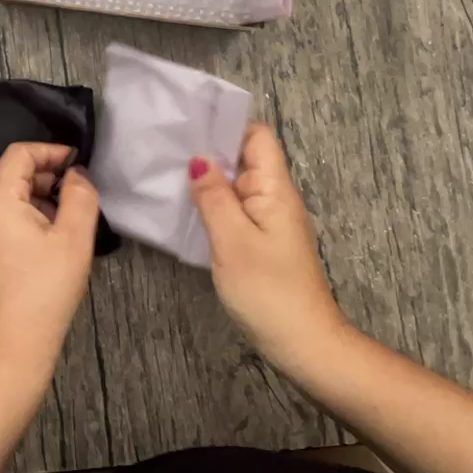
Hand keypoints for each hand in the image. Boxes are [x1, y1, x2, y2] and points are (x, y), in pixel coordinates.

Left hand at [0, 142, 99, 375]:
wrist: (8, 352)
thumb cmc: (44, 293)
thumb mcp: (74, 239)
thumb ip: (80, 196)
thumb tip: (76, 174)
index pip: (19, 154)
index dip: (51, 151)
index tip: (78, 163)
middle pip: (12, 177)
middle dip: (47, 178)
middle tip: (79, 196)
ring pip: (8, 202)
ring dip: (39, 202)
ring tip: (69, 225)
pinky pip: (1, 226)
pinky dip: (26, 223)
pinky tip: (48, 249)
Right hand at [190, 123, 352, 369]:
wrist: (304, 345)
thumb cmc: (268, 291)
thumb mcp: (232, 241)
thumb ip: (213, 196)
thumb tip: (198, 159)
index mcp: (275, 190)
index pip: (258, 137)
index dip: (227, 127)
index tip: (190, 128)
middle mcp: (276, 198)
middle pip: (245, 157)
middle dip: (210, 151)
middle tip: (168, 150)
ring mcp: (271, 221)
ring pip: (238, 184)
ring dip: (209, 180)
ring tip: (170, 176)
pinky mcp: (263, 241)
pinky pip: (237, 209)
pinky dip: (214, 204)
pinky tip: (189, 211)